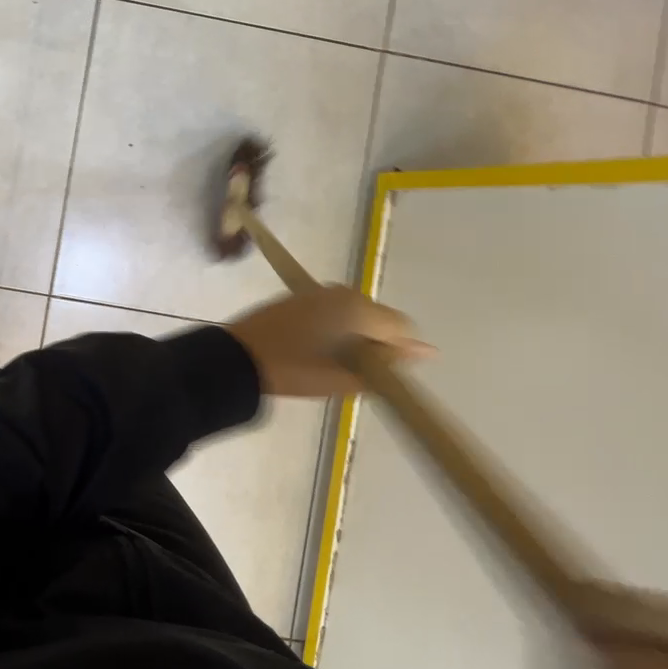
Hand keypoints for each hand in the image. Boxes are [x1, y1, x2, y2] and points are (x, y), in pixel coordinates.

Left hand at [224, 286, 431, 397]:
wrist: (238, 358)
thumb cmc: (295, 370)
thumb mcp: (347, 376)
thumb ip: (390, 363)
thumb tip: (429, 351)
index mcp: (358, 307)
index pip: (400, 327)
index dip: (395, 352)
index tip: (375, 373)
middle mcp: (341, 292)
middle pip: (376, 318)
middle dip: (372, 342)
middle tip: (350, 370)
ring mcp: (317, 291)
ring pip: (353, 314)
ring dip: (351, 335)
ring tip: (328, 361)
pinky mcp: (298, 297)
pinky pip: (331, 311)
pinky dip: (332, 328)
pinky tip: (312, 348)